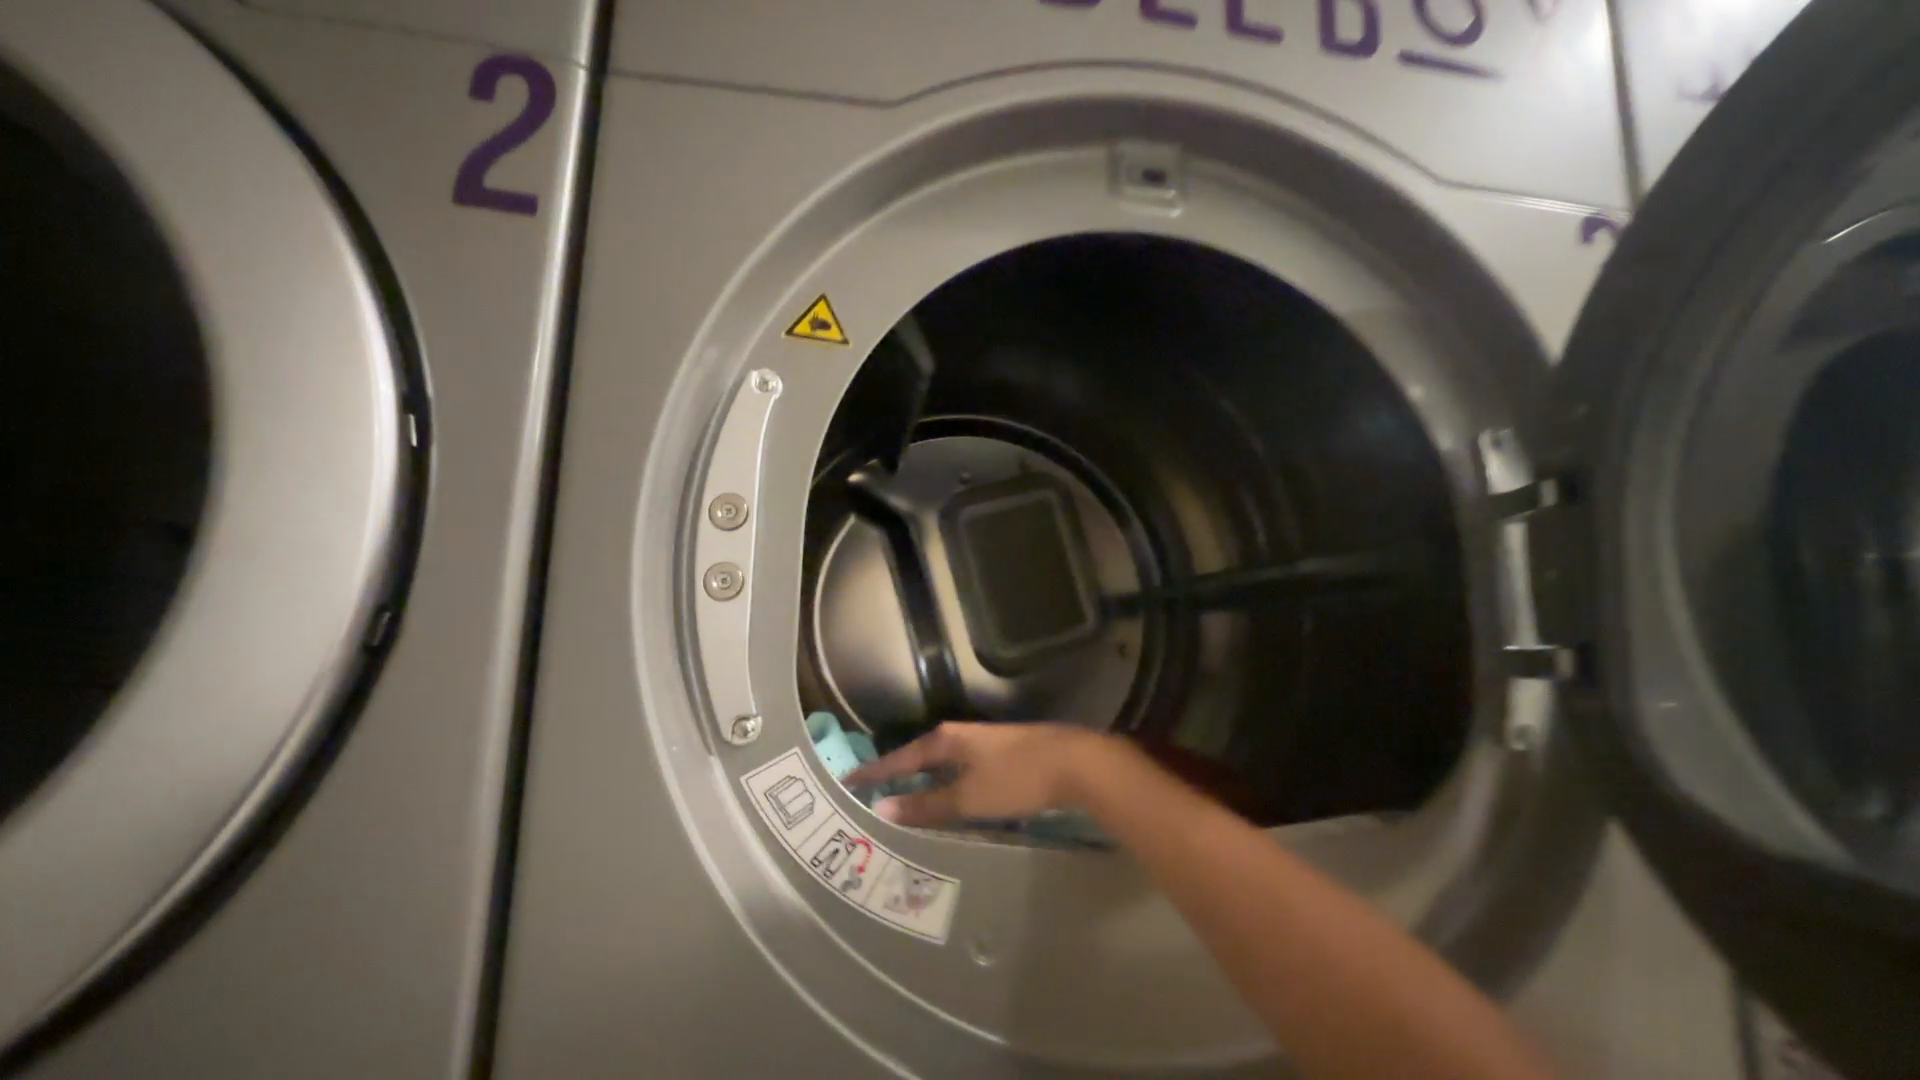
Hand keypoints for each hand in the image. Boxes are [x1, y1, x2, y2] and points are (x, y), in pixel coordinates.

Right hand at [841, 721, 1118, 827]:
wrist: (1077, 764)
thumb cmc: (1017, 778)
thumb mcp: (969, 797)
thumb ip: (927, 806)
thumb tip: (882, 809)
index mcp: (947, 740)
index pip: (900, 757)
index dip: (874, 772)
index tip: (847, 781)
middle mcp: (962, 735)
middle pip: (920, 755)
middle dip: (896, 773)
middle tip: (871, 791)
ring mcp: (985, 744)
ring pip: (943, 762)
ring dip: (922, 779)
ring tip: (903, 797)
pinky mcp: (1004, 755)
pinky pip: (961, 769)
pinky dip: (945, 782)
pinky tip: (948, 796)